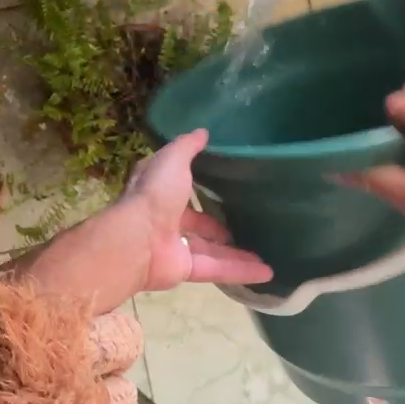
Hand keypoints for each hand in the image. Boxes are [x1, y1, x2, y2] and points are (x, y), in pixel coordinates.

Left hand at [2, 130, 273, 314]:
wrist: (138, 240)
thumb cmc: (153, 194)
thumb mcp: (172, 160)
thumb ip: (187, 147)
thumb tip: (203, 131)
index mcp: (157, 190)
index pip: (176, 185)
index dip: (194, 183)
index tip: (220, 182)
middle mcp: (164, 217)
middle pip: (194, 222)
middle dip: (215, 225)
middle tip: (244, 223)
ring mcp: (173, 245)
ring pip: (209, 249)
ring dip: (236, 252)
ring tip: (266, 252)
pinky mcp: (183, 269)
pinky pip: (216, 269)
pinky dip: (240, 271)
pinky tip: (266, 272)